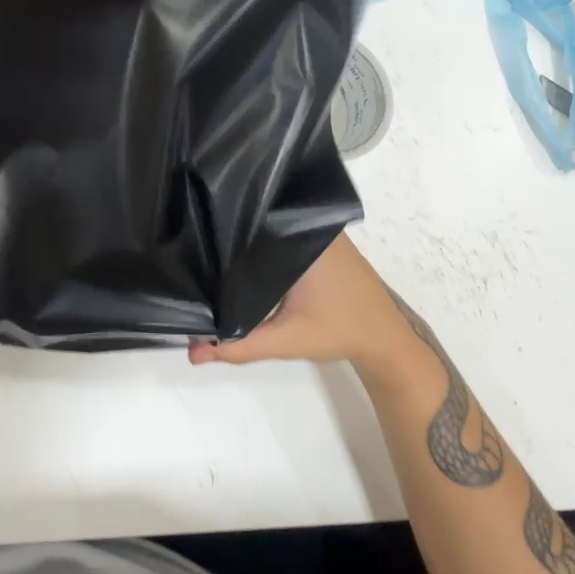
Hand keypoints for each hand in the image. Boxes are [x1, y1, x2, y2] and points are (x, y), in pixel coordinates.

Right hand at [189, 234, 411, 369]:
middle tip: (193, 251)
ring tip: (209, 253)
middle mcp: (305, 222)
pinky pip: (279, 233)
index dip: (216, 231)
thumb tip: (193, 352)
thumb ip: (239, 346)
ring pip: (266, 227)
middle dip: (225, 235)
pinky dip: (261, 246)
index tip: (189, 244)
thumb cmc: (339, 332)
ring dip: (243, 241)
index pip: (247, 221)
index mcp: (299, 235)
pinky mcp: (316, 236)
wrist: (385, 337)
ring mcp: (313, 226)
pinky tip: (241, 260)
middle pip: (254, 221)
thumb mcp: (287, 340)